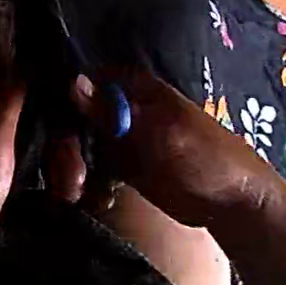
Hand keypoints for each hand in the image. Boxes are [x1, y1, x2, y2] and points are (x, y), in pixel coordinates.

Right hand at [68, 67, 282, 228]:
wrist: (234, 204)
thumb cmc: (204, 156)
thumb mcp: (159, 133)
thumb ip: (115, 112)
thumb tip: (72, 81)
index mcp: (134, 88)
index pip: (87, 80)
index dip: (67, 94)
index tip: (51, 116)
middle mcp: (122, 108)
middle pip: (79, 111)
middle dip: (66, 137)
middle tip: (64, 168)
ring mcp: (121, 137)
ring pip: (81, 139)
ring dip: (72, 160)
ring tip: (72, 185)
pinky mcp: (122, 165)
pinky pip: (92, 164)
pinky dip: (85, 177)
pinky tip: (82, 191)